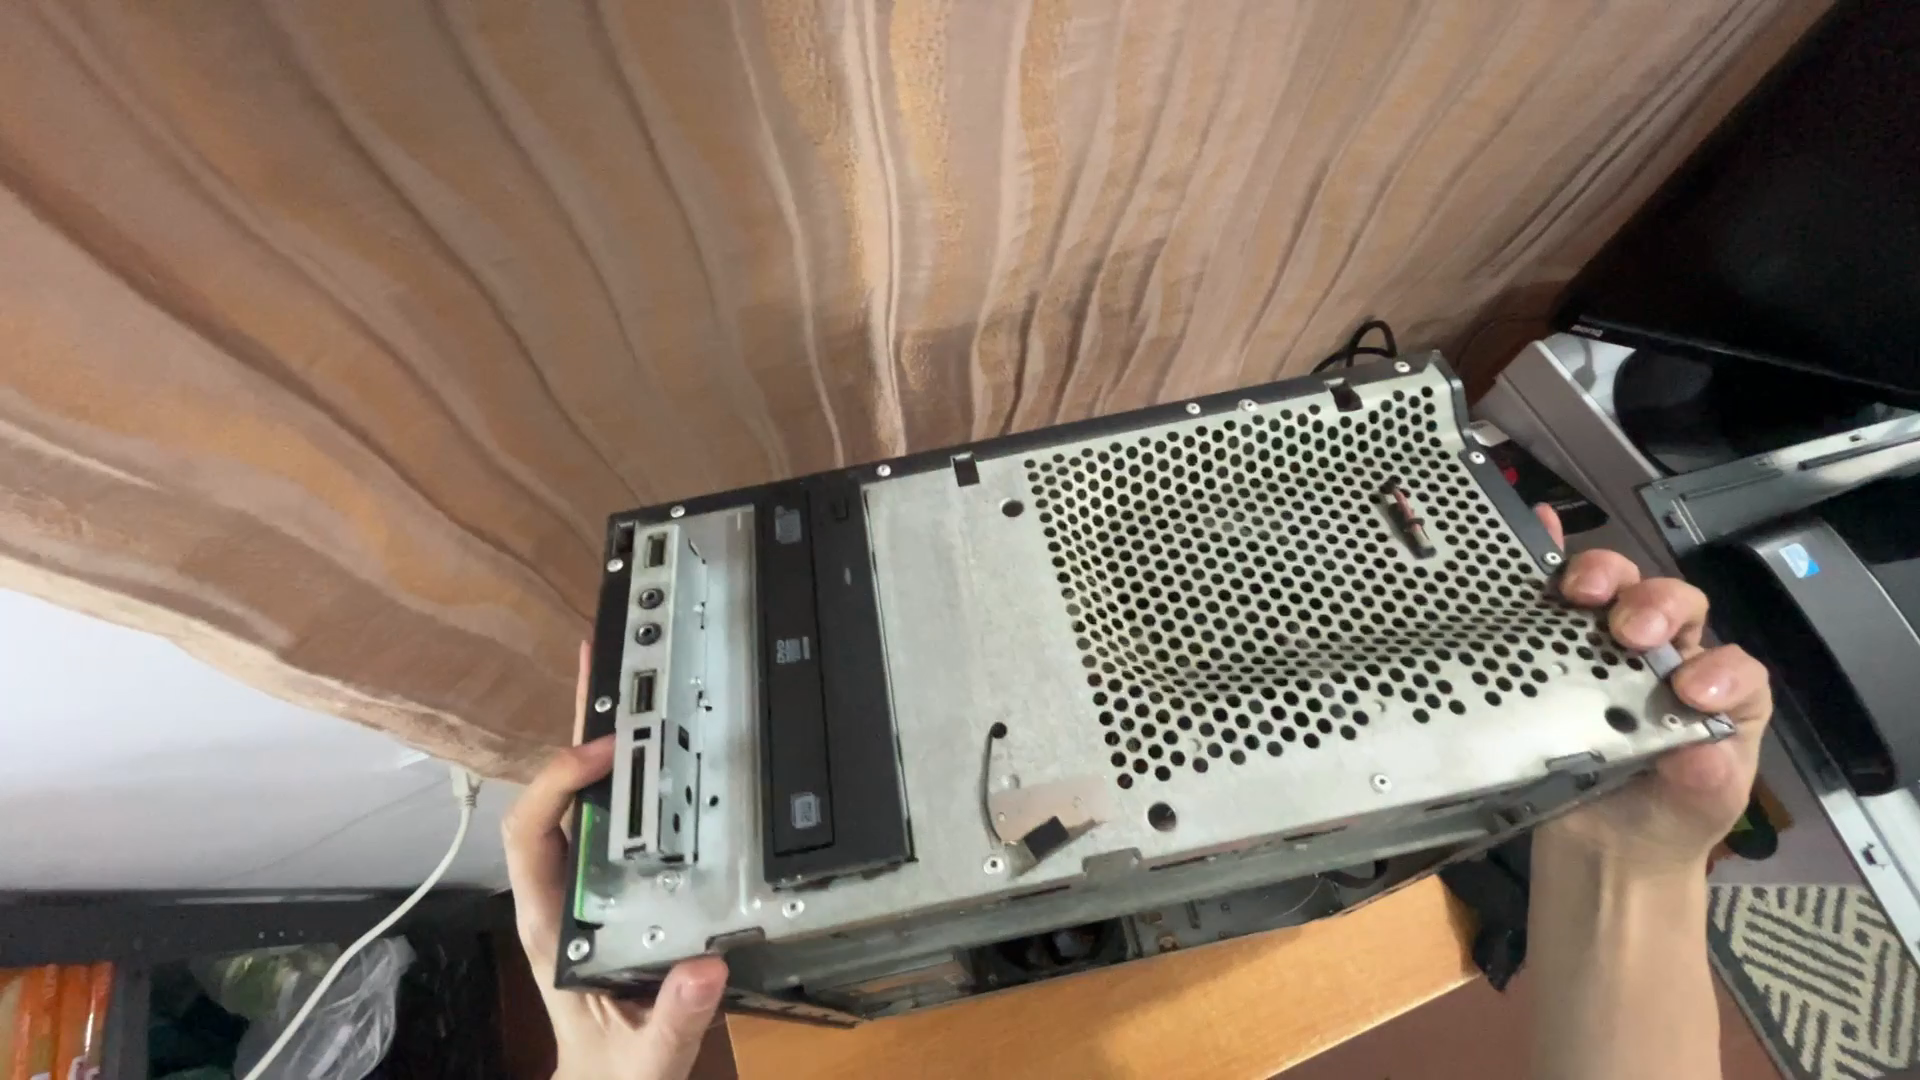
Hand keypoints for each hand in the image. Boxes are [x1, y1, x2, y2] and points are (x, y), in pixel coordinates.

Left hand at [503, 642, 728, 1079]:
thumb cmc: (614, 1071)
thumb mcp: (642, 1061)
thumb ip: (671, 1020)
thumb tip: (704, 964)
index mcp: (554, 923)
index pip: (533, 835)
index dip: (559, 783)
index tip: (605, 748)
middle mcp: (569, 889)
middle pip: (563, 795)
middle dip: (579, 728)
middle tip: (607, 661)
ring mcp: (597, 881)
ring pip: (595, 798)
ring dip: (609, 736)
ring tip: (635, 678)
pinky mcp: (628, 880)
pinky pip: (631, 814)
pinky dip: (641, 769)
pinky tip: (666, 737)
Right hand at [1532, 506, 1773, 871]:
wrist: (1594, 844)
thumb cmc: (1655, 821)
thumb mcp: (1694, 810)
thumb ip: (1707, 782)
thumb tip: (1701, 749)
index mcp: (1714, 696)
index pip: (1733, 662)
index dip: (1717, 666)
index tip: (1690, 696)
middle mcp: (1661, 662)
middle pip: (1671, 605)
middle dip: (1652, 605)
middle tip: (1629, 632)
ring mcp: (1597, 652)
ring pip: (1611, 591)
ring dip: (1597, 576)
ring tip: (1576, 593)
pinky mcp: (1543, 649)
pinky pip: (1546, 592)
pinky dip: (1545, 555)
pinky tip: (1537, 531)